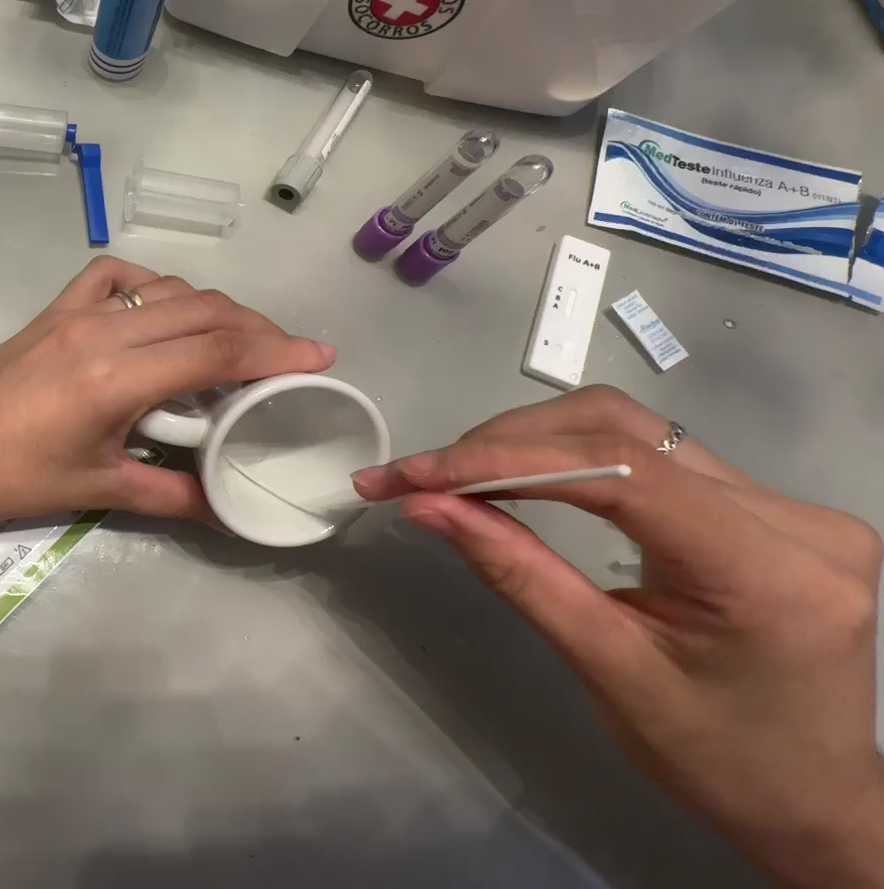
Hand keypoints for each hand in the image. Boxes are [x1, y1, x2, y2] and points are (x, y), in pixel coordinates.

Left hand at [0, 256, 333, 527]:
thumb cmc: (10, 478)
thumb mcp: (97, 488)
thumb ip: (172, 493)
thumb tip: (231, 509)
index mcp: (113, 378)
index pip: (214, 350)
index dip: (274, 351)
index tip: (319, 356)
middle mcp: (98, 332)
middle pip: (200, 310)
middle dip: (255, 327)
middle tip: (286, 355)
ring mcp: (70, 314)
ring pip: (162, 288)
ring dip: (208, 307)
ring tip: (233, 340)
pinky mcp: (49, 311)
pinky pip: (109, 276)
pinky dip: (147, 283)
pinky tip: (158, 310)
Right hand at [352, 386, 883, 887]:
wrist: (812, 798)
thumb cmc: (713, 754)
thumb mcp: (602, 664)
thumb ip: (516, 572)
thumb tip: (424, 505)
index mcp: (767, 569)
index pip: (617, 472)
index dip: (502, 459)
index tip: (412, 475)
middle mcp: (790, 517)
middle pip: (617, 428)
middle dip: (500, 444)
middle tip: (416, 476)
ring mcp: (781, 505)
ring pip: (625, 425)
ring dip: (523, 441)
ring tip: (452, 476)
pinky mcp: (757, 506)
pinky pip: (641, 450)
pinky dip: (557, 455)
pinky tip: (512, 478)